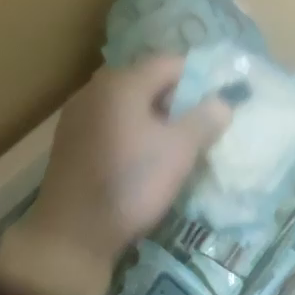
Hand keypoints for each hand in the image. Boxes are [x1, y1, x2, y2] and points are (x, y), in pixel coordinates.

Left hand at [0, 56, 231, 294]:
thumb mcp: (180, 151)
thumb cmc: (133, 184)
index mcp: (122, 84)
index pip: (170, 62)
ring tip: (179, 145)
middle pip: (147, 82)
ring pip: (129, 105)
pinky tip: (146, 159)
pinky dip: (135, 133)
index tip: (221, 100)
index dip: (200, 77)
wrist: (74, 232)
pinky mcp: (72, 142)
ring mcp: (79, 116)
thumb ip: (204, 120)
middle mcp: (96, 90)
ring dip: (157, 118)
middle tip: (204, 124)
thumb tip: (222, 102)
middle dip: (179, 99)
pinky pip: (113, 124)